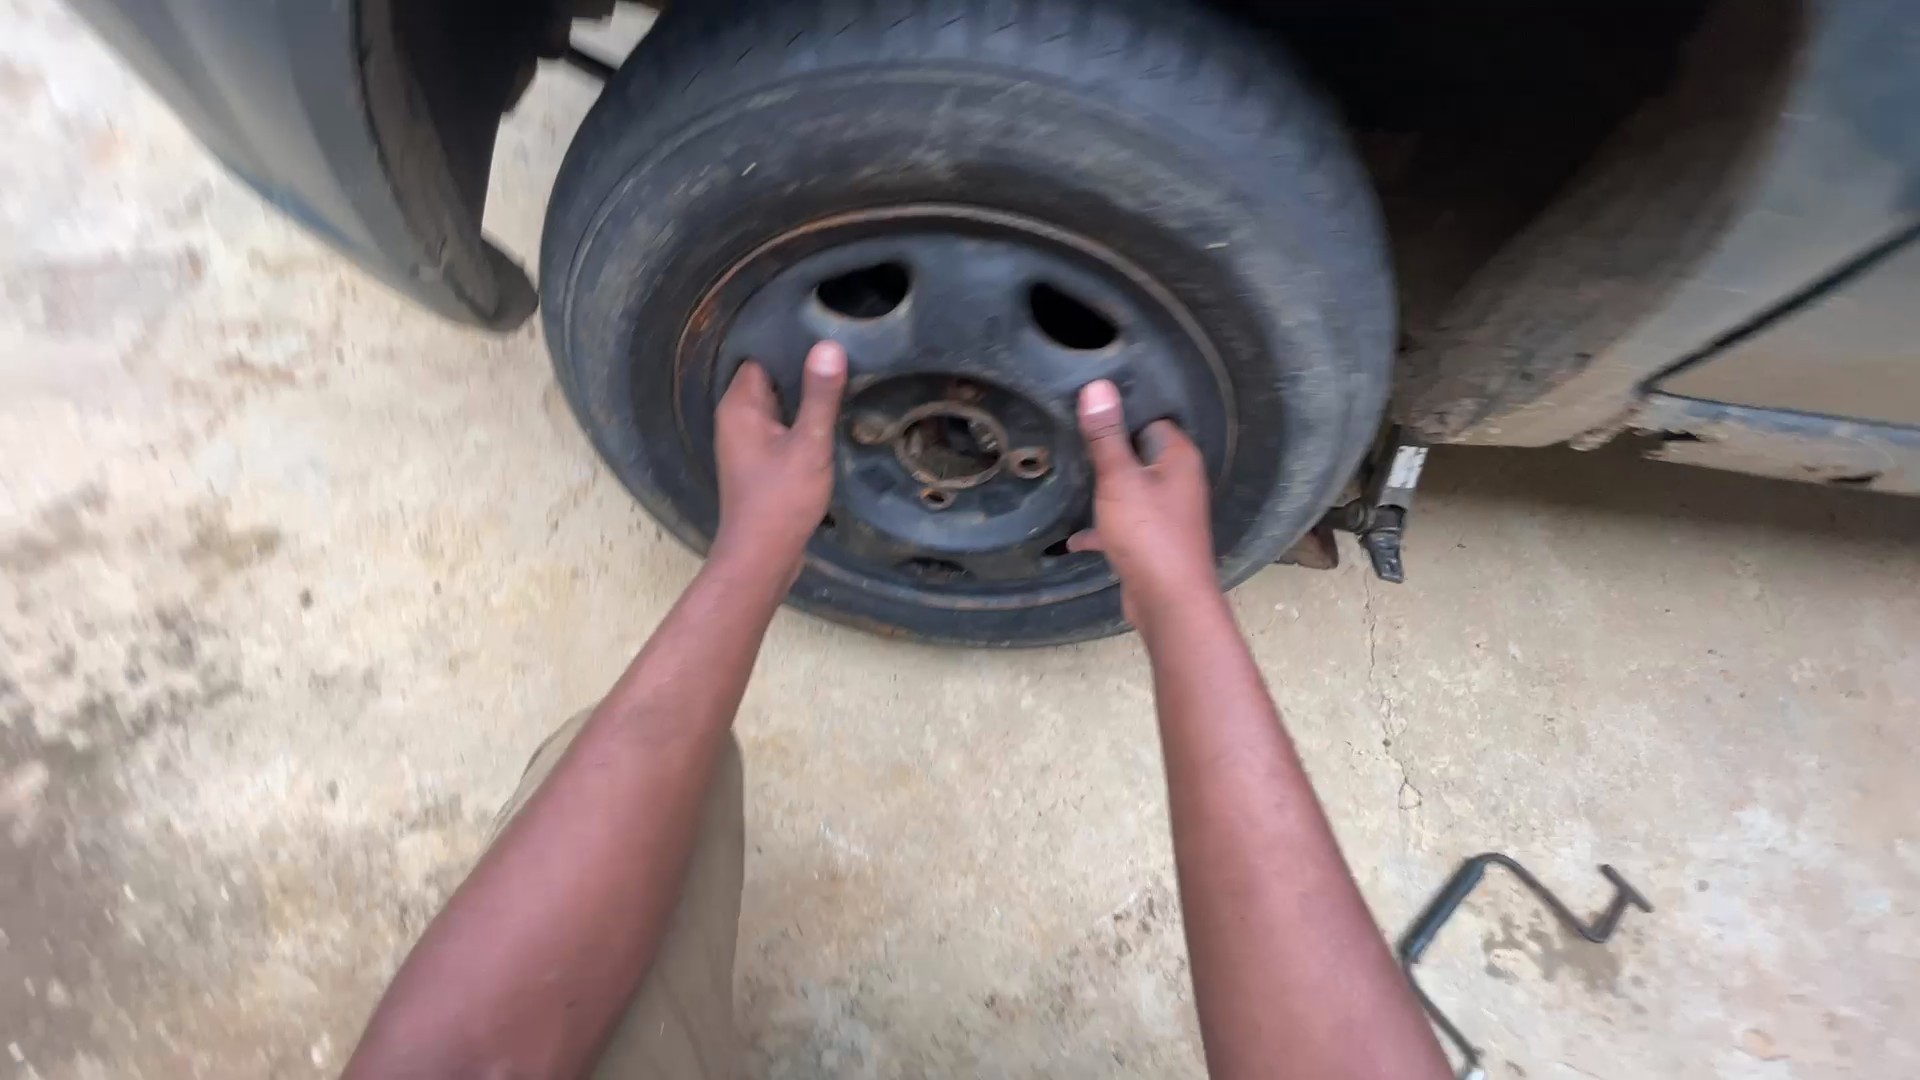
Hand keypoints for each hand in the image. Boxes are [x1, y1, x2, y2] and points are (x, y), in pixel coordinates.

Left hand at [711, 341, 848, 584]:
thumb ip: (820, 396)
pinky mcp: (758, 462)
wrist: (762, 556)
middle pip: (770, 379)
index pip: (763, 356)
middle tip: (844, 356)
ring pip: (778, 406)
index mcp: (740, 406)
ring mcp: (745, 442)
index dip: (793, 345)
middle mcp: (736, 418)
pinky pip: (780, 428)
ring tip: (843, 383)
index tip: (827, 334)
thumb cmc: (782, 500)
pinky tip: (828, 423)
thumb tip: (829, 346)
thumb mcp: (808, 445)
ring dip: (804, 399)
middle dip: (802, 370)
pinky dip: (800, 423)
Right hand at [1067, 379, 1217, 627]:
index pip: (1152, 419)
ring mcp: (1167, 513)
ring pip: (1131, 489)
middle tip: (1071, 440)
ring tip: (1070, 480)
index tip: (1089, 409)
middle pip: (1140, 454)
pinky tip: (1074, 539)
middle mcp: (1178, 481)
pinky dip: (1102, 528)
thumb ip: (1106, 436)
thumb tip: (1098, 386)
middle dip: (1109, 451)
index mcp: (1178, 458)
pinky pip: (1124, 524)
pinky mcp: (1153, 540)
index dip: (1123, 413)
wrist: (1168, 601)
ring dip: (1105, 490)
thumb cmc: (1149, 535)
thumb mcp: (1119, 479)